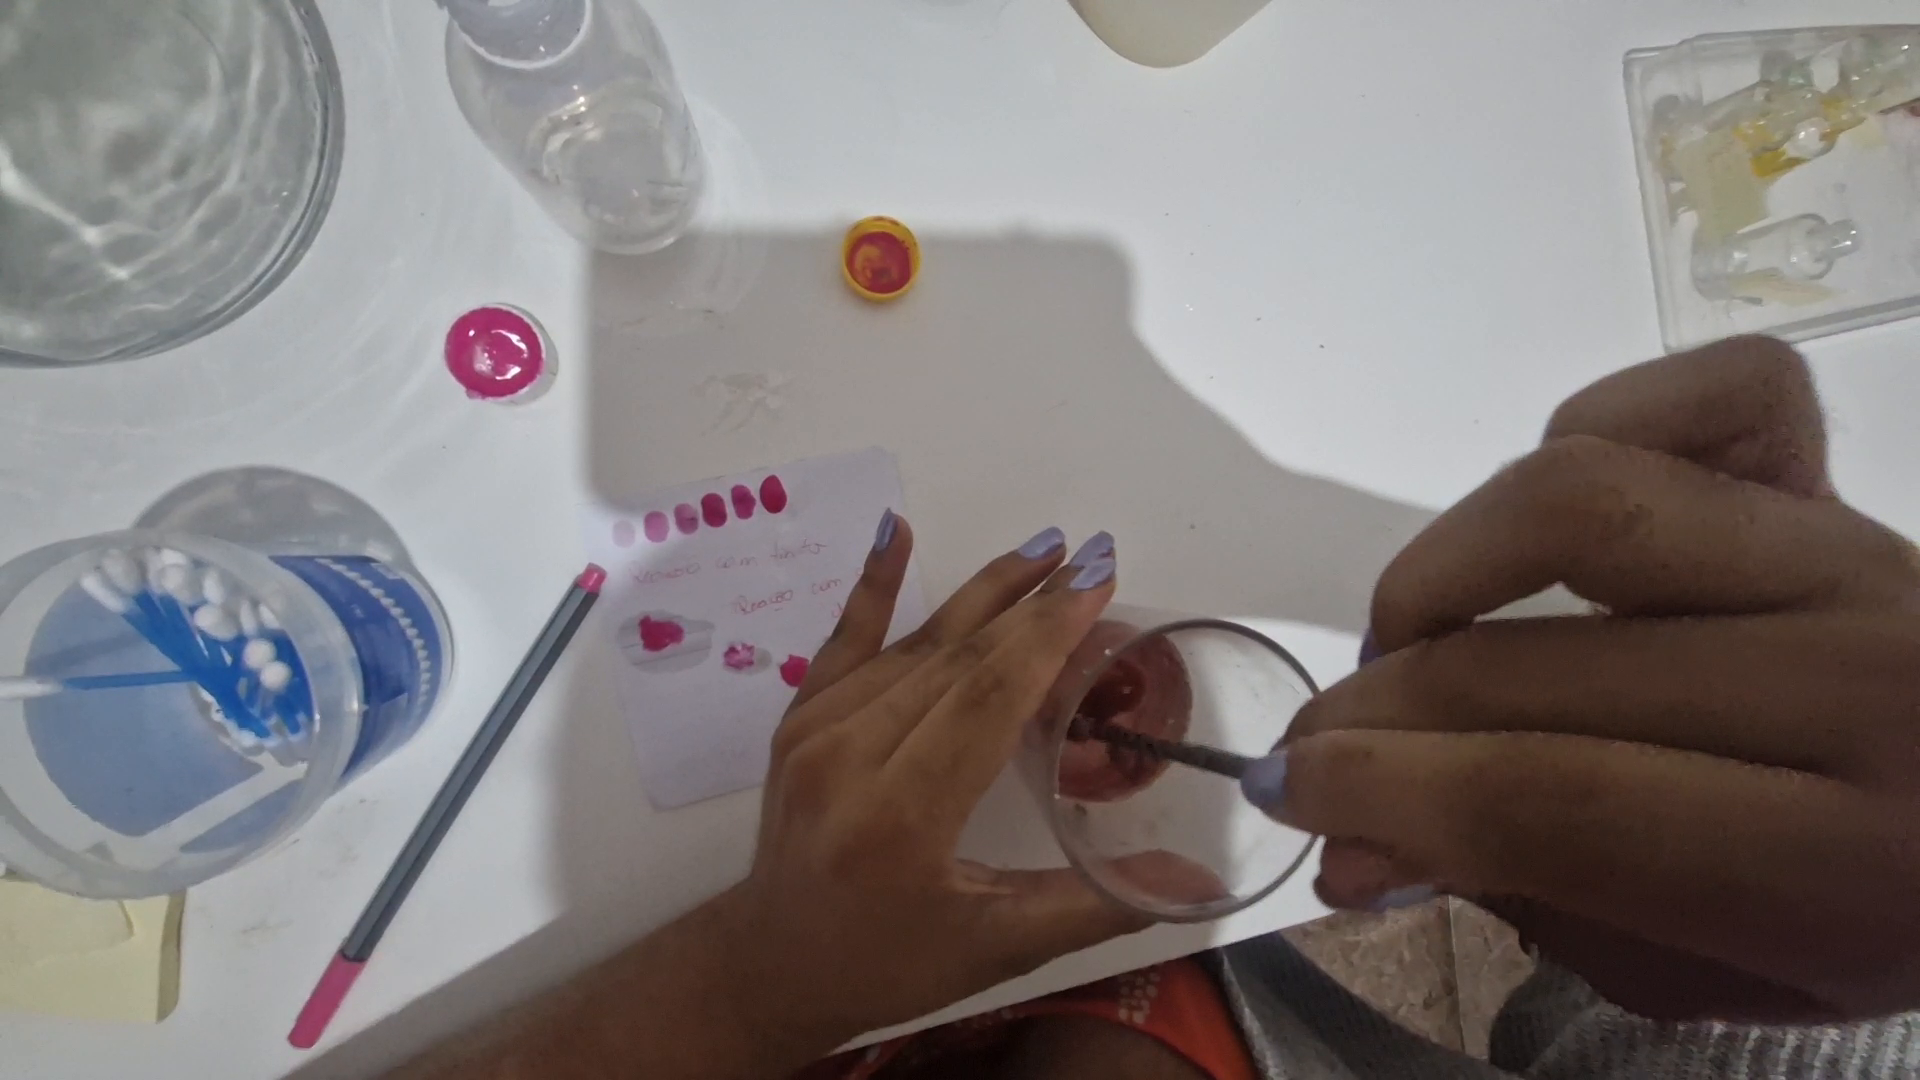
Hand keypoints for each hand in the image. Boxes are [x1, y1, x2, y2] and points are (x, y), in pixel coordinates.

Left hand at [705, 521, 1146, 1065]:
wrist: (772, 957)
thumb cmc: (889, 960)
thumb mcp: (995, 946)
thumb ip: (1095, 904)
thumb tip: (1202, 884)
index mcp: (902, 816)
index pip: (988, 699)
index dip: (1047, 634)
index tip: (1098, 582)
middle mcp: (851, 757)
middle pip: (959, 660)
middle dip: (1034, 604)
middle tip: (1093, 558)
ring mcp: (816, 727)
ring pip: (918, 644)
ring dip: (986, 592)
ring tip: (1045, 549)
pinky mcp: (798, 714)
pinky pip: (845, 636)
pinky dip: (875, 581)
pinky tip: (898, 529)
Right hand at [1248, 337, 1919, 1022]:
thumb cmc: (1830, 911)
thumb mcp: (1675, 965)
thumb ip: (1498, 889)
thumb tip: (1337, 846)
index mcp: (1860, 864)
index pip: (1556, 805)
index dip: (1377, 792)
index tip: (1280, 790)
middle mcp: (1870, 683)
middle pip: (1525, 665)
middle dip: (1368, 712)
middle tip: (1311, 745)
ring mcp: (1851, 548)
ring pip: (1573, 501)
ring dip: (1433, 573)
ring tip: (1405, 635)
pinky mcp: (1834, 471)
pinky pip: (1711, 394)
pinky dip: (1599, 418)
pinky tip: (1543, 514)